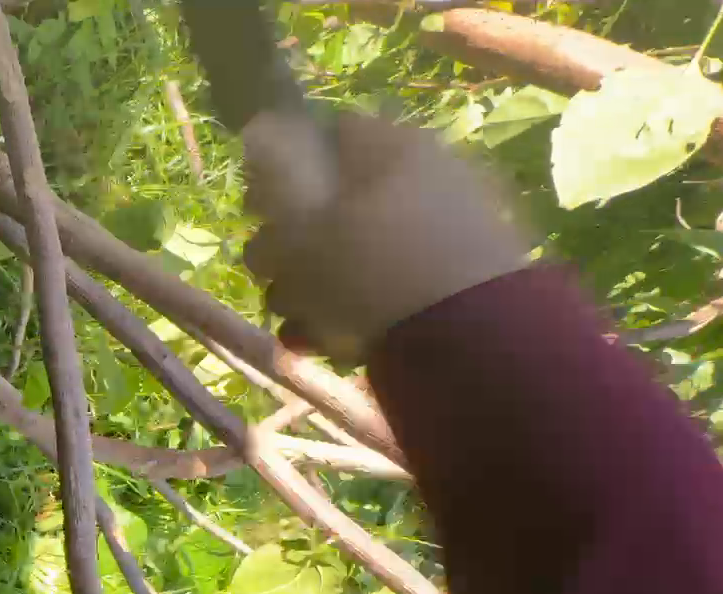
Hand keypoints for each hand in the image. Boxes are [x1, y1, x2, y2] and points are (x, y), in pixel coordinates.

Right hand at [243, 111, 531, 354]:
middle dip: (285, 246)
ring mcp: (438, 223)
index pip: (324, 134)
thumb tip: (261, 128)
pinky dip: (342, 308)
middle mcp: (418, 173)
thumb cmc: (364, 273)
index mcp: (387, 149)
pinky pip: (376, 280)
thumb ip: (275, 172)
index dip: (281, 171)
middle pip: (326, 200)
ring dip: (305, 287)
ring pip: (343, 248)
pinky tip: (325, 337)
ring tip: (299, 320)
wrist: (464, 337)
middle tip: (272, 276)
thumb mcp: (300, 222)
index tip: (258, 214)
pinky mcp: (448, 270)